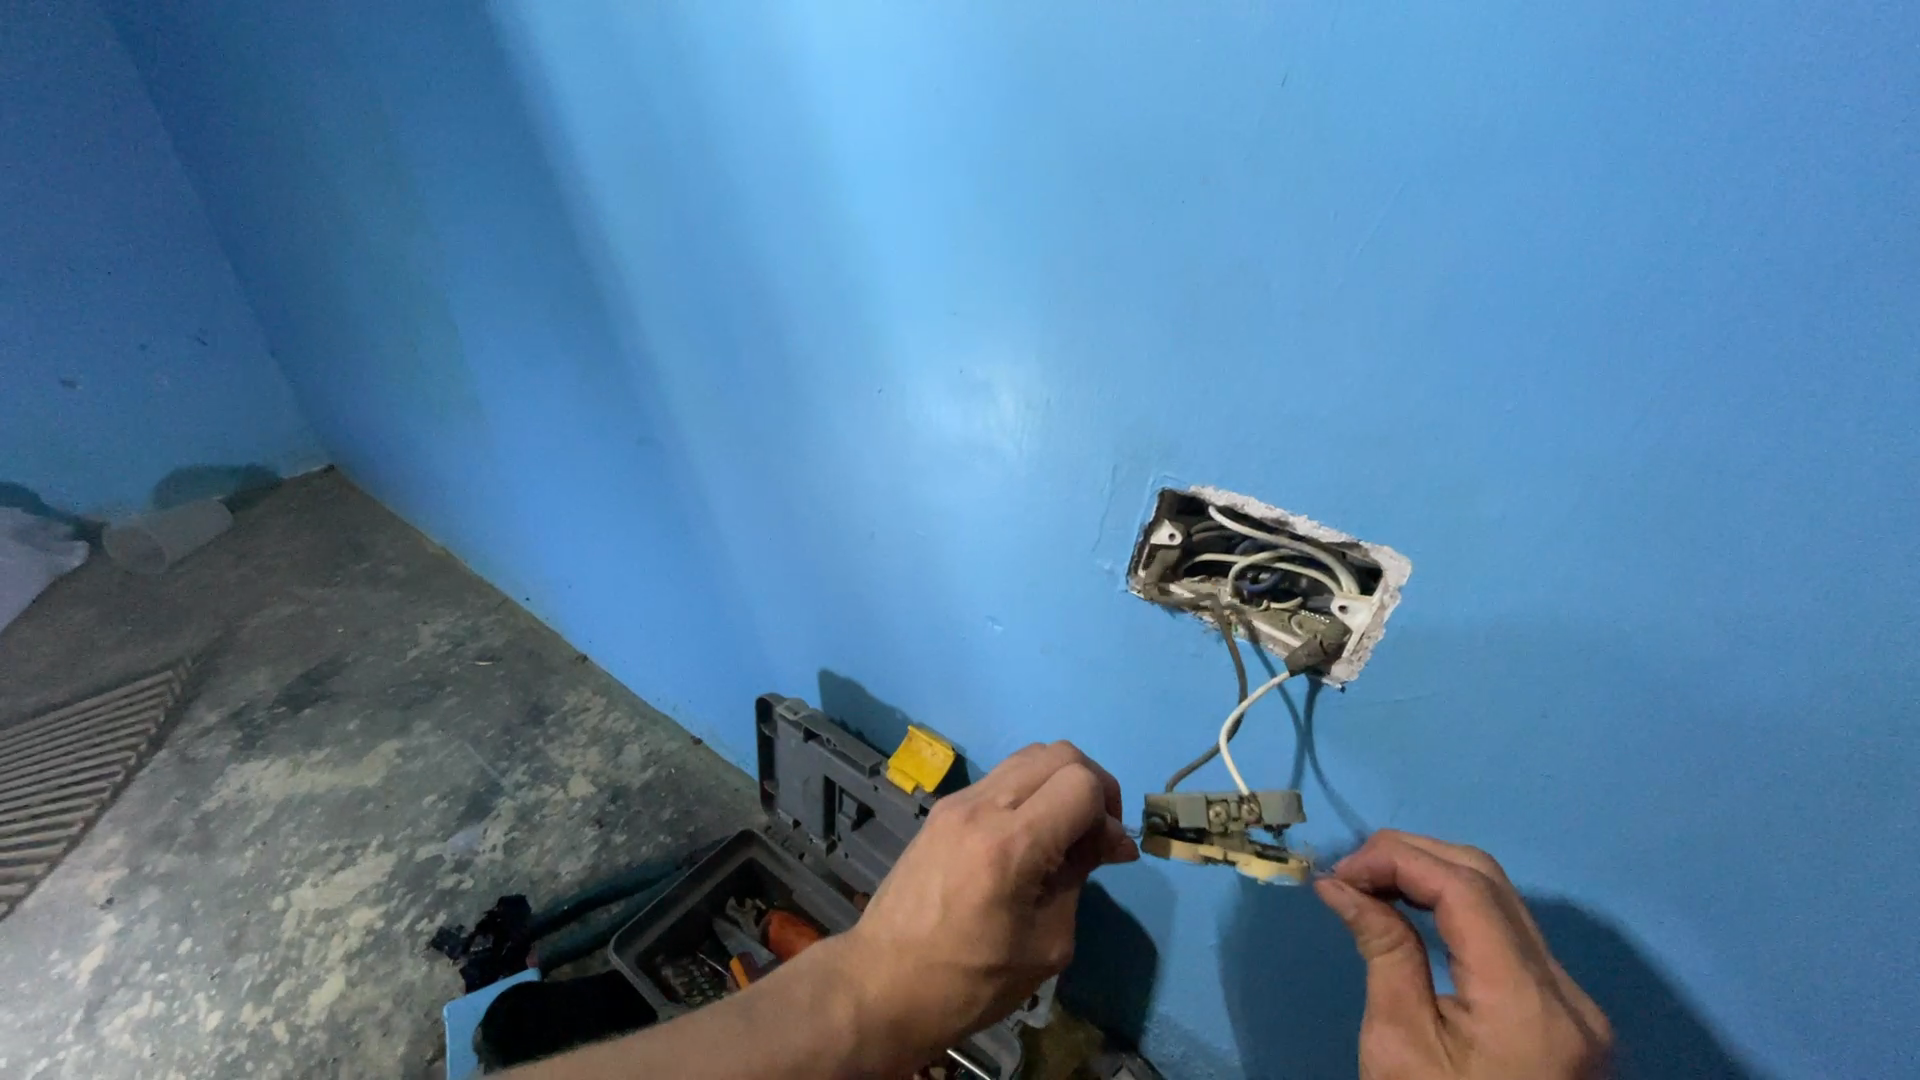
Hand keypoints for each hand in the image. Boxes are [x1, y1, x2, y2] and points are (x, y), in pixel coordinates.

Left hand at [840, 741, 1138, 1063]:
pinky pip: (1001, 778)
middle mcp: (982, 806)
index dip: (1110, 812)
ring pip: (1029, 756)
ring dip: (1059, 783)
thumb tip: (1109, 839)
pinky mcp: (943, 808)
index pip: (1082, 783)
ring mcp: (957, 801)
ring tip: (1066, 833)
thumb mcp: (1047, 943)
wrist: (883, 984)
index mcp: (1011, 844)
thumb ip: (1080, 876)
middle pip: (1059, 754)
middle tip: (1097, 834)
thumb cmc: (970, 982)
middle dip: (1093, 785)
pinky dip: (1031, 791)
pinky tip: (1031, 836)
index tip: (1112, 853)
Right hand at [1315, 830, 1611, 1079]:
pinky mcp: (1563, 1009)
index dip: (1396, 859)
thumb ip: (1382, 950)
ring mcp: (1573, 1000)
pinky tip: (1409, 909)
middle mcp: (1566, 991)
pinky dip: (1451, 904)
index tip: (1339, 873)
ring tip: (1370, 886)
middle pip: (1486, 879)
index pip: (1464, 888)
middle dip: (1409, 856)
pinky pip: (1505, 929)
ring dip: (1428, 875)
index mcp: (1528, 1004)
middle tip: (1350, 875)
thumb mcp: (1399, 1045)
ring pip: (1499, 896)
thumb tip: (1340, 883)